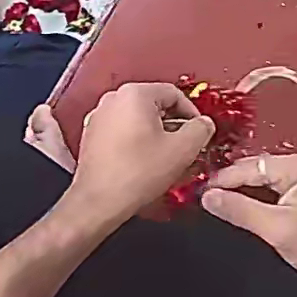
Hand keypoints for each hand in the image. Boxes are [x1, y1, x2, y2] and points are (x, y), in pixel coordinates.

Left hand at [63, 83, 215, 227]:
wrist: (98, 202)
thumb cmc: (138, 173)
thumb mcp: (182, 149)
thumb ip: (200, 129)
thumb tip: (204, 123)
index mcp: (135, 94)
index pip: (174, 94)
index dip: (192, 113)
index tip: (199, 132)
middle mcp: (114, 99)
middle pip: (155, 105)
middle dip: (174, 125)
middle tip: (185, 146)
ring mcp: (99, 116)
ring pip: (138, 118)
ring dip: (156, 134)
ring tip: (166, 157)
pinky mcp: (92, 135)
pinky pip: (122, 130)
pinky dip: (136, 141)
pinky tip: (144, 162)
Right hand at [202, 154, 296, 296]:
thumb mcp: (276, 230)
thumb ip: (240, 210)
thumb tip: (207, 196)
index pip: (250, 166)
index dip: (223, 179)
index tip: (198, 191)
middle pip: (255, 169)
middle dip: (230, 183)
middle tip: (203, 198)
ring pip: (261, 179)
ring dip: (241, 191)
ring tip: (215, 203)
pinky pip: (271, 187)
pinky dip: (254, 197)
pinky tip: (239, 207)